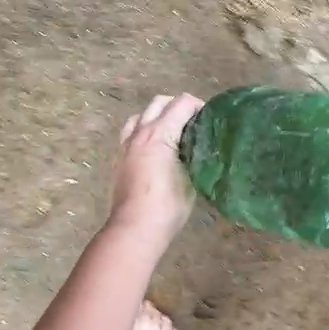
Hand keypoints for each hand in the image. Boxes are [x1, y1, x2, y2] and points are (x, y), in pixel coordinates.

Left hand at [105, 94, 203, 247]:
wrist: (135, 228)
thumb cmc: (167, 205)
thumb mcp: (191, 178)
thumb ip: (195, 155)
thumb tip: (201, 148)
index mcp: (159, 133)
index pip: (181, 103)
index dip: (199, 106)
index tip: (210, 119)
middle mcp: (140, 132)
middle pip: (159, 102)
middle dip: (178, 106)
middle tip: (193, 122)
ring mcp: (126, 144)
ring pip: (141, 115)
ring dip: (158, 115)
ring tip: (171, 132)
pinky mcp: (118, 157)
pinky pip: (131, 131)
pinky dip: (144, 130)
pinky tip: (154, 148)